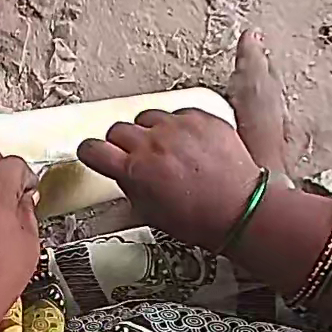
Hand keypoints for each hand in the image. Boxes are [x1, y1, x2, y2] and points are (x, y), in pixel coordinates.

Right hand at [77, 108, 262, 250]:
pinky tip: (185, 142)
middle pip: (117, 129)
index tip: (94, 153)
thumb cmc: (199, 217)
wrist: (240, 210)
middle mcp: (152, 144)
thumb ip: (127, 187)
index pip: (93, 149)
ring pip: (146, 117)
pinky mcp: (201, 118)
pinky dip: (177, 126)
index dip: (90, 152)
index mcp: (133, 170)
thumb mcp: (147, 212)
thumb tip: (118, 175)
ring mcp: (177, 128)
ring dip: (148, 130)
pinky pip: (178, 113)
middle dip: (121, 143)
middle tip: (133, 154)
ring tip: (162, 146)